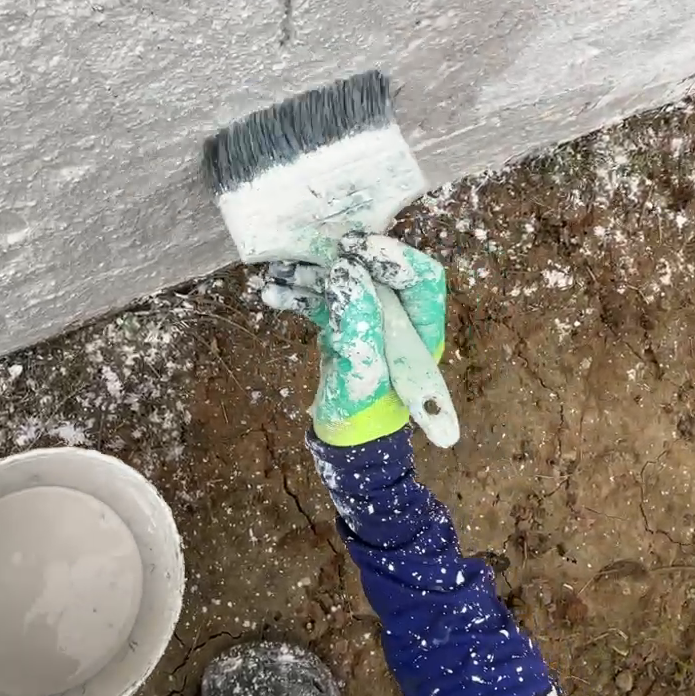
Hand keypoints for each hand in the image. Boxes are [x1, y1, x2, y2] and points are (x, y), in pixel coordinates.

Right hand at [263, 233, 447, 446]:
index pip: (421, 280)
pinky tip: (273, 294)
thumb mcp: (362, 375)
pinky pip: (323, 301)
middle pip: (377, 273)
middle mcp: (398, 320)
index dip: (393, 258)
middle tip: (308, 251)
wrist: (344, 446)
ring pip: (345, 283)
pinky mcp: (342, 328)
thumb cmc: (363, 419)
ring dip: (311, 274)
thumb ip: (359, 324)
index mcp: (420, 332)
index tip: (355, 249)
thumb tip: (347, 272)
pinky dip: (299, 295)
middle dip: (342, 260)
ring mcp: (368, 322)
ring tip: (277, 271)